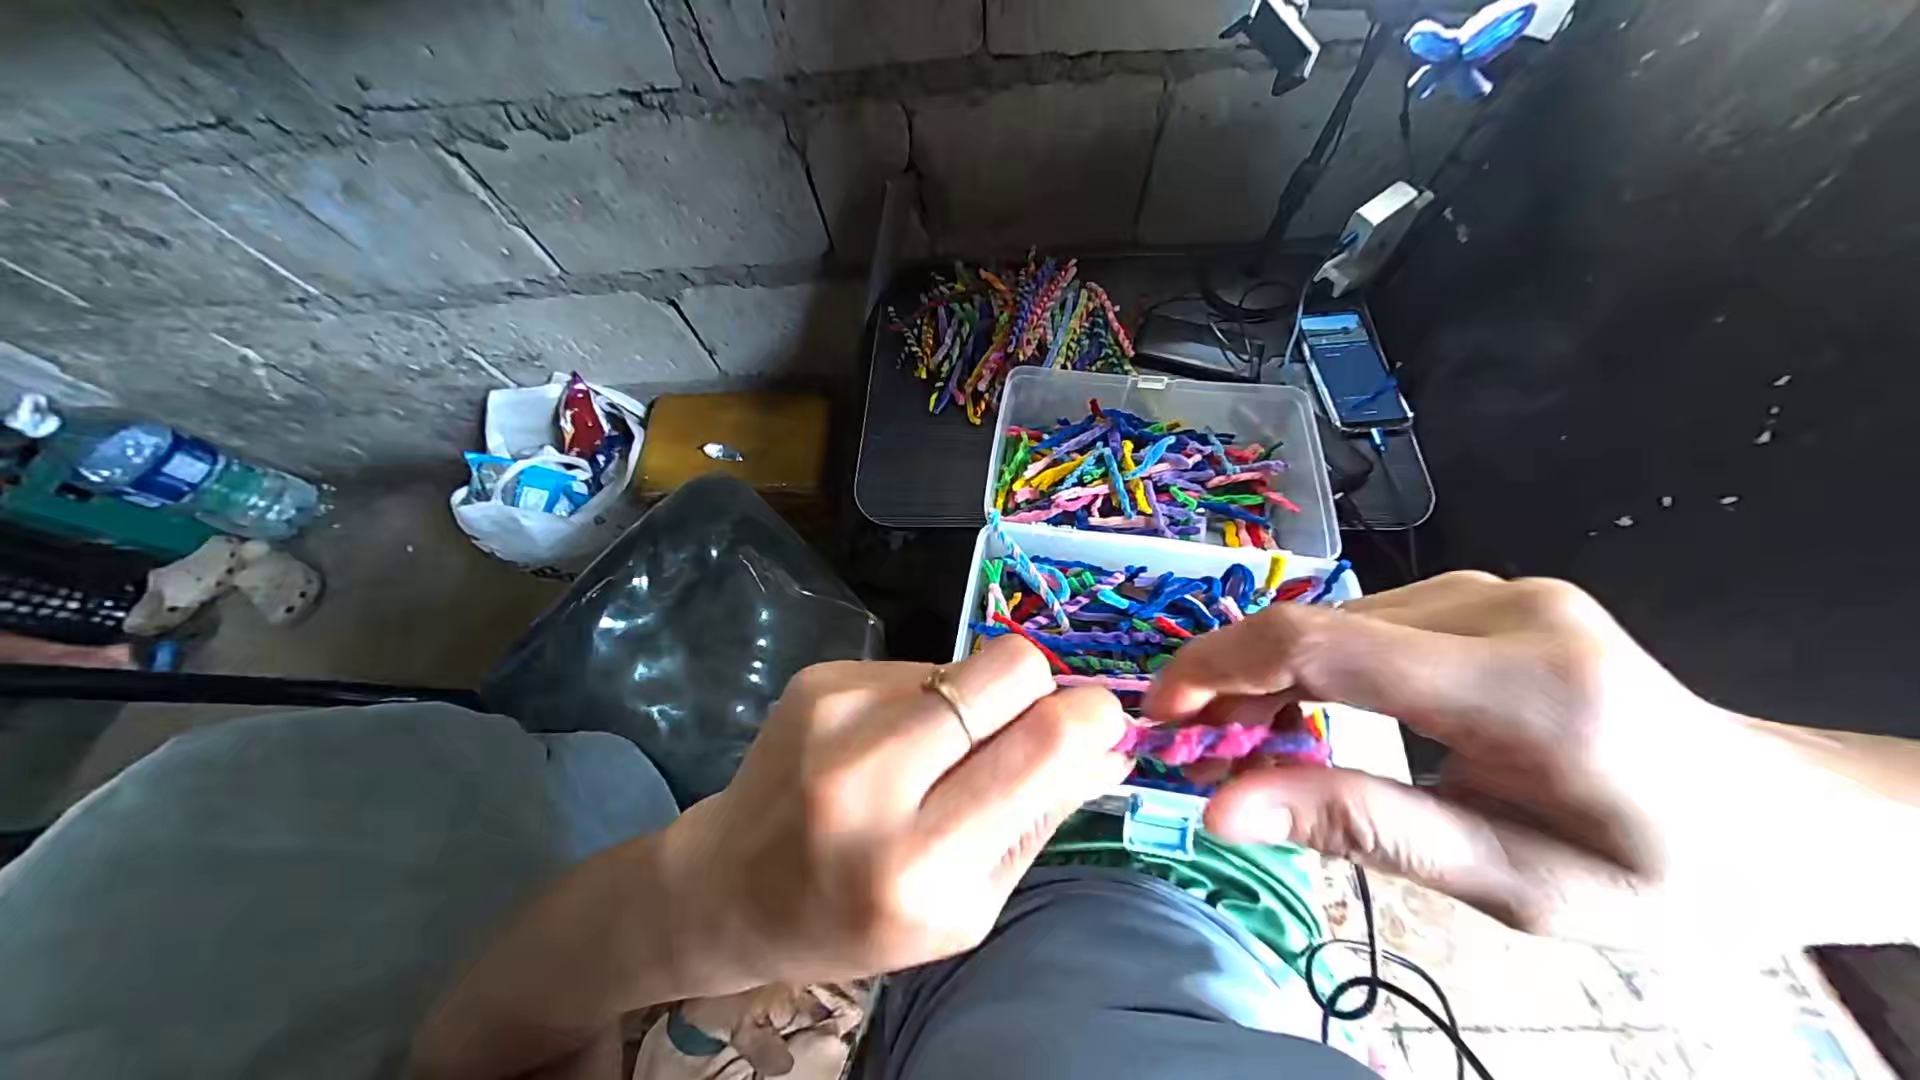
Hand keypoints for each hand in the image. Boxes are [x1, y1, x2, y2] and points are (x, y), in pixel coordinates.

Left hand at [663, 635, 1133, 989]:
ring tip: (942, 748)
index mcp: (917, 864)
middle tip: (1026, 725)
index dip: (1091, 717)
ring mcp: (836, 715)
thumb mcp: (964, 906)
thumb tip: (1111, 747)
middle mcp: (869, 778)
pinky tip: (894, 740)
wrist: (728, 885)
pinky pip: (918, 668)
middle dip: (1041, 688)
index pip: (1040, 745)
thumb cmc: (857, 917)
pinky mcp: (820, 677)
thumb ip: (1040, 818)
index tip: (1099, 722)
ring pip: (967, 662)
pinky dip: (928, 699)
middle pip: (1009, 668)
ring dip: (978, 700)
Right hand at [1144, 571, 1915, 945]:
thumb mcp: (1511, 884)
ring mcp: (1489, 589)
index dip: (1218, 670)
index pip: (1324, 646)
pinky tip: (1298, 711)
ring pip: (1325, 623)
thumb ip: (1359, 829)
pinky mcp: (1474, 593)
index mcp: (1529, 688)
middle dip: (1231, 684)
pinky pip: (1356, 622)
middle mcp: (1502, 608)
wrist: (1776, 812)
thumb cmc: (1661, 873)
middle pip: (1314, 629)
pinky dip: (1306, 668)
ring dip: (1264, 679)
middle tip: (1193, 750)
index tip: (1160, 714)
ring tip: (1239, 741)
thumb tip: (1220, 810)